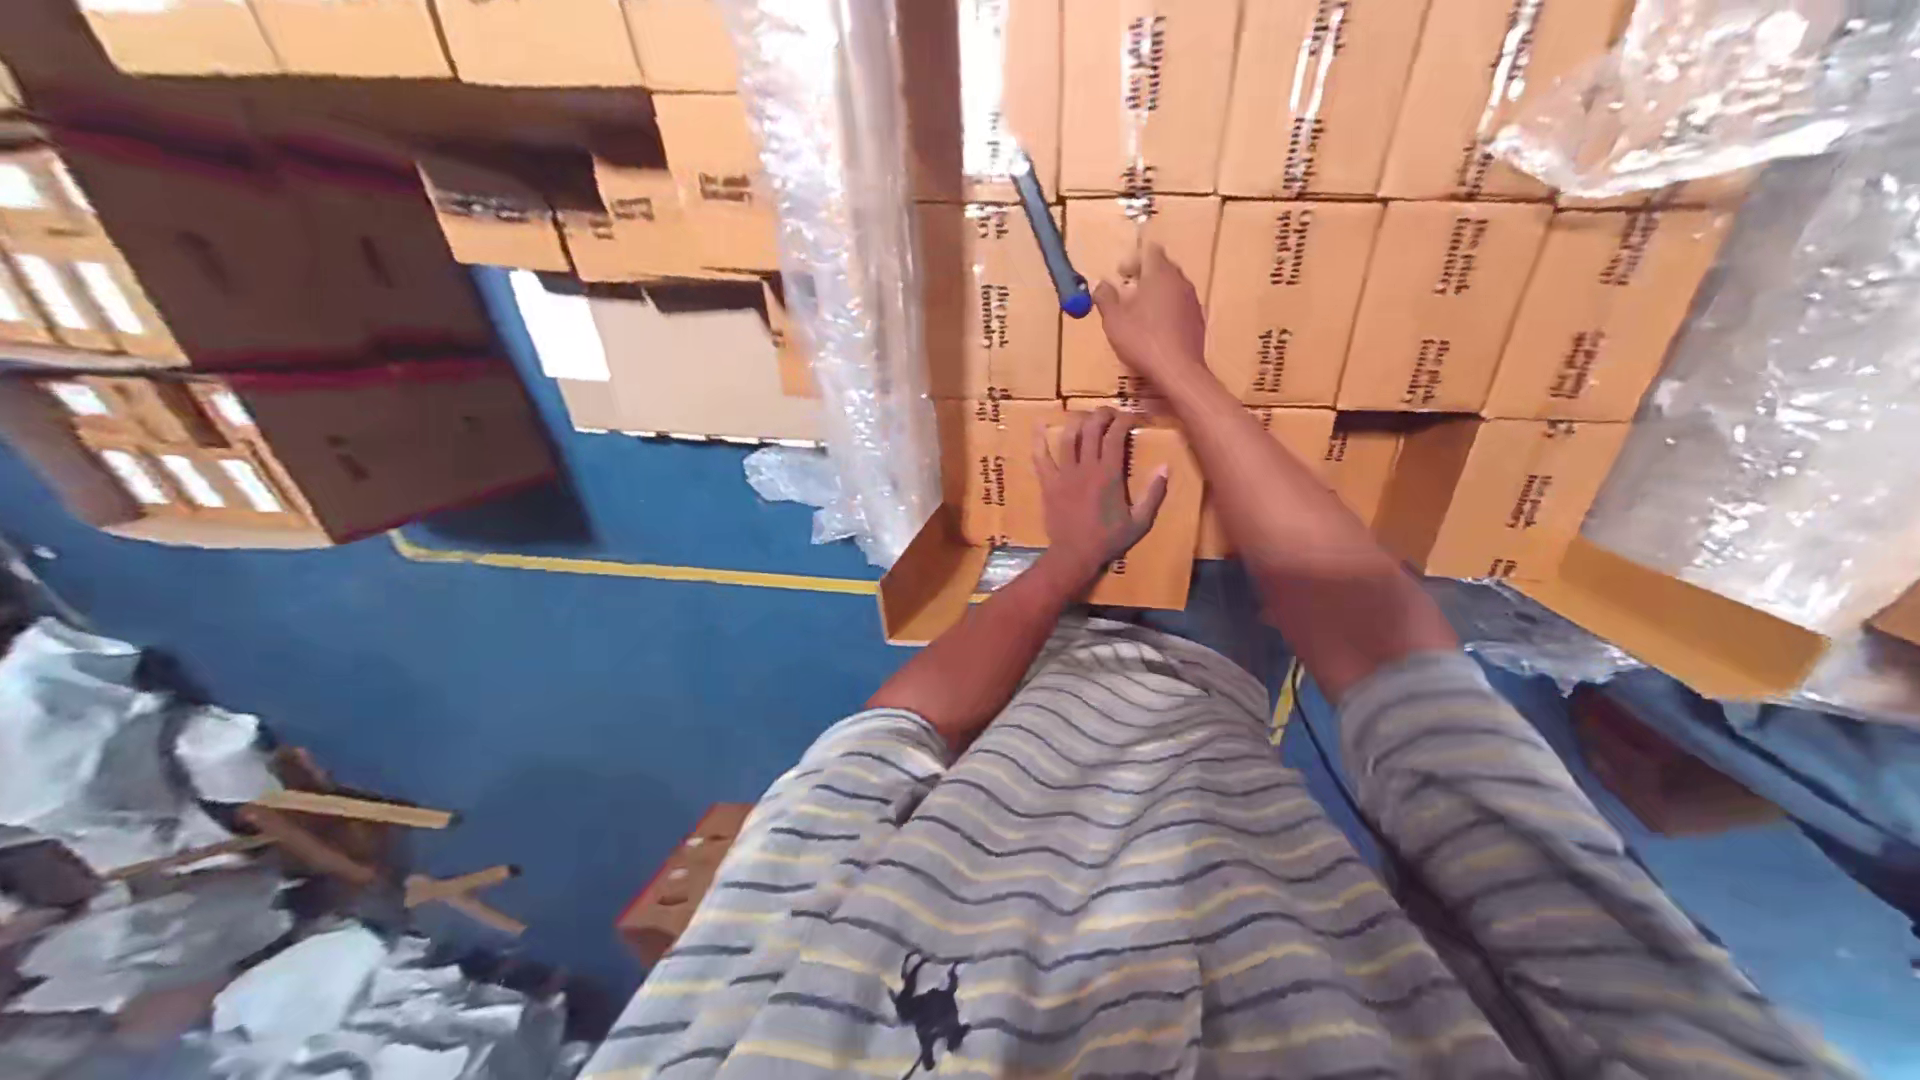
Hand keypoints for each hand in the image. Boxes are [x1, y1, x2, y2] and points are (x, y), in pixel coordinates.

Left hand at [1032, 407, 1169, 587]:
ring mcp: (1064, 474)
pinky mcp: (1048, 483)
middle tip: (1109, 413)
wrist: (1075, 554)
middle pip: (1092, 429)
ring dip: (1077, 421)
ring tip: (1085, 416)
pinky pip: (1041, 457)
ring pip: (1068, 437)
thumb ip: (1154, 493)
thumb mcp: (1140, 521)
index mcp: (1109, 474)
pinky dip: (1039, 439)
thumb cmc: (1109, 540)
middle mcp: (1085, 468)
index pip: (1116, 436)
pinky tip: (1039, 424)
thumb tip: (1166, 467)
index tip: (1131, 416)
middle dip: (1102, 415)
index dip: (1124, 420)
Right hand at [1091, 242, 1207, 391]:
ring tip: (1140, 311)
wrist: (1177, 370)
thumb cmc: (1142, 341)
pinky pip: (1179, 305)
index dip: (1134, 259)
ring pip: (1172, 286)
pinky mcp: (1197, 319)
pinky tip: (1155, 328)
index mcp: (1159, 275)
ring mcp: (1192, 300)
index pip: (1150, 251)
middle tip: (1127, 292)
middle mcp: (1180, 281)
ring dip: (1156, 293)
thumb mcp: (1114, 321)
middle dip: (1144, 275)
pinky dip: (1166, 309)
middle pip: (1163, 267)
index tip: (1121, 274)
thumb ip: (1106, 298)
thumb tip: (1101, 284)